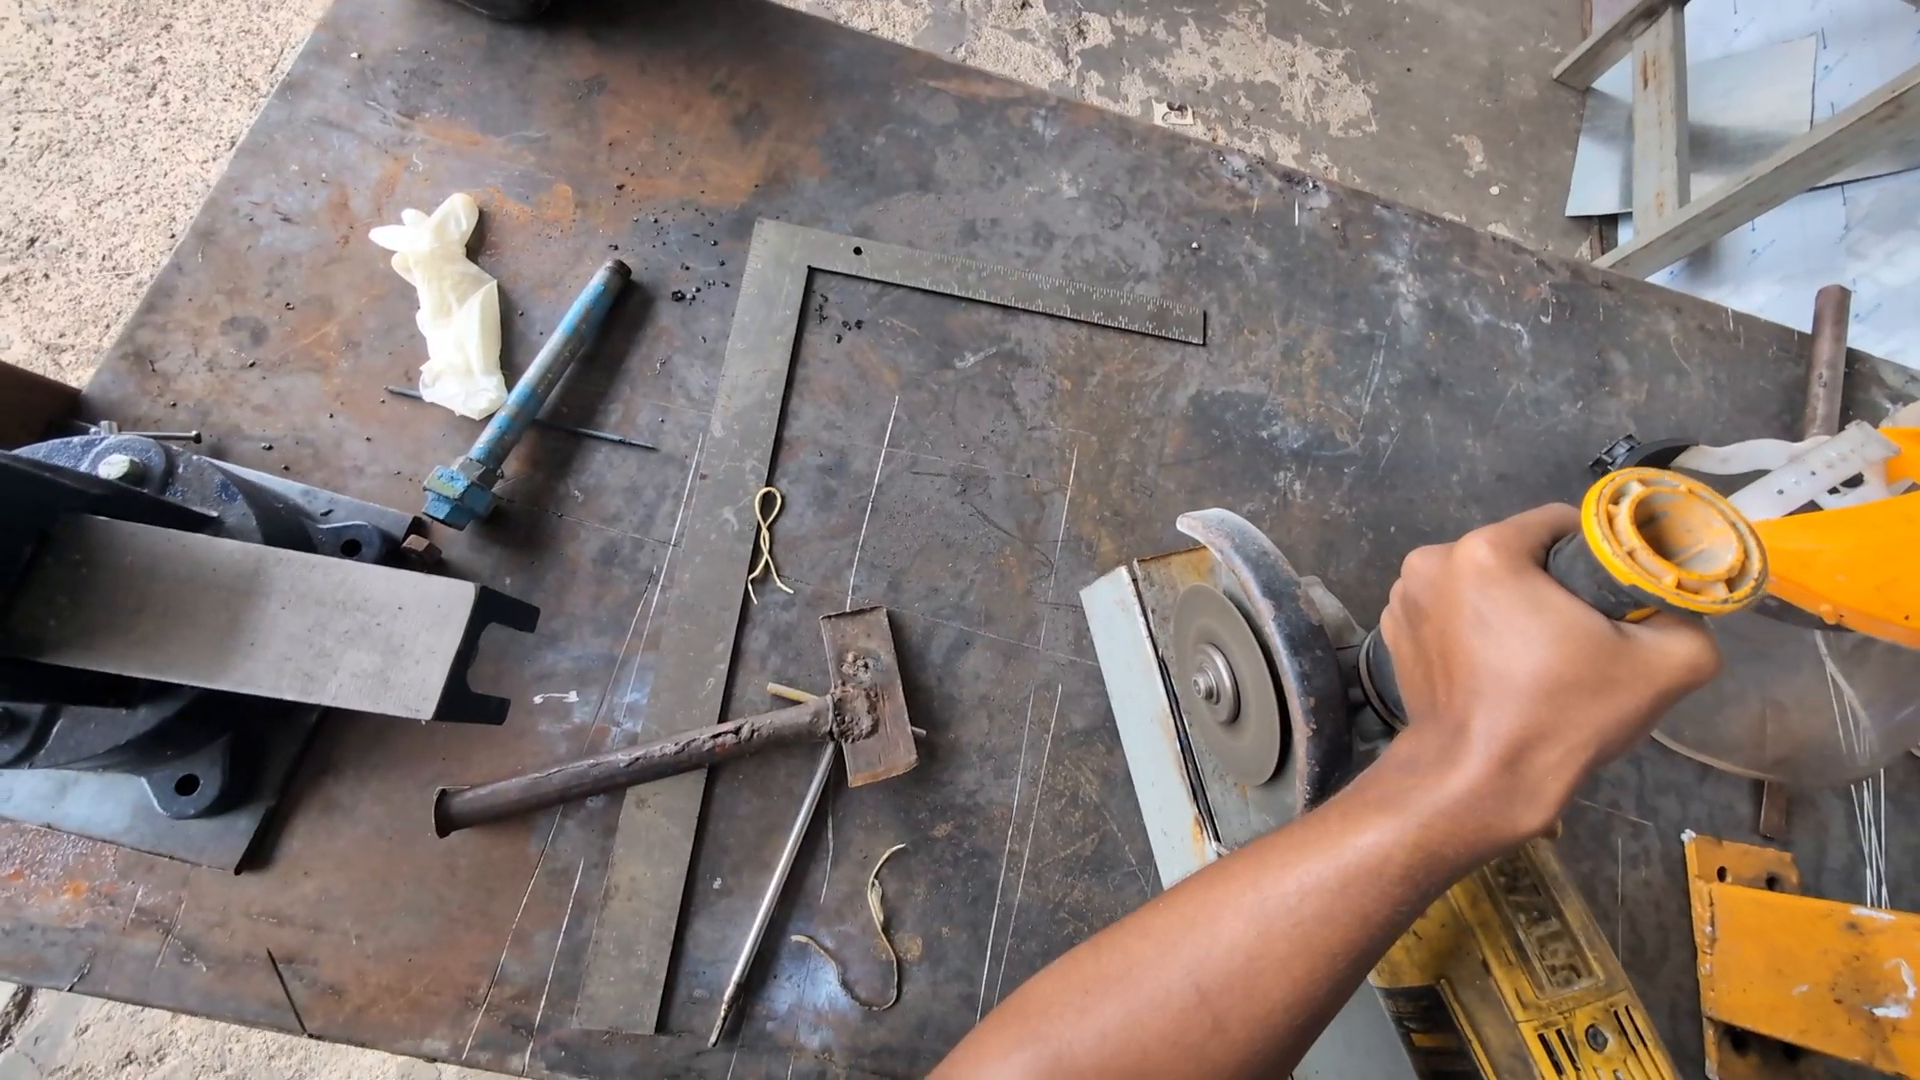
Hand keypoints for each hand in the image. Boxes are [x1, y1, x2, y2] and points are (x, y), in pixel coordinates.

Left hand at [1376, 503, 1720, 850]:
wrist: (1478, 772)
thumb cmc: (1563, 711)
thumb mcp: (1668, 661)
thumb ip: (1683, 611)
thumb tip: (1672, 600)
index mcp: (1484, 551)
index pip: (1557, 522)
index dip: (1595, 549)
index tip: (1614, 588)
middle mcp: (1429, 562)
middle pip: (1511, 551)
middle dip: (1548, 578)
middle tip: (1580, 626)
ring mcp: (1403, 597)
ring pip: (1475, 580)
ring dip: (1506, 601)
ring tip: (1536, 649)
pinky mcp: (1392, 630)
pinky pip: (1447, 609)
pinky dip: (1472, 623)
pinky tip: (1496, 662)